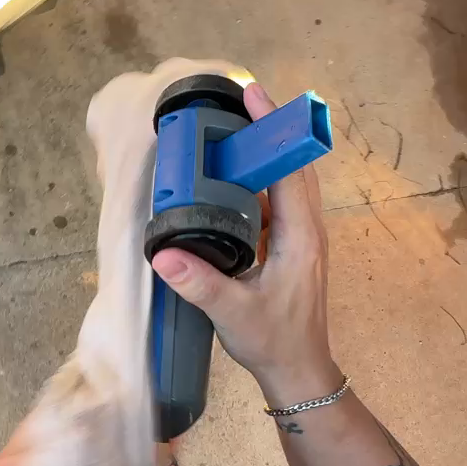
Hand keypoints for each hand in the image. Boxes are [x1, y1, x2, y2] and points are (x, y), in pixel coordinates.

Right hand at [150, 81, 343, 408]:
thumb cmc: (273, 341)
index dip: (274, 128)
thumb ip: (200, 283)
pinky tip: (228, 176)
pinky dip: (256, 177)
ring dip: (263, 150)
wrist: (298, 371)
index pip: (290, 168)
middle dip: (267, 128)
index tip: (251, 94)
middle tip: (233, 100)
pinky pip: (275, 199)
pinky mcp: (288, 246)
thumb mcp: (233, 313)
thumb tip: (161, 253)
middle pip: (292, 164)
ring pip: (285, 180)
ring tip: (228, 128)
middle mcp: (305, 228)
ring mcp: (298, 237)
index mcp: (300, 236)